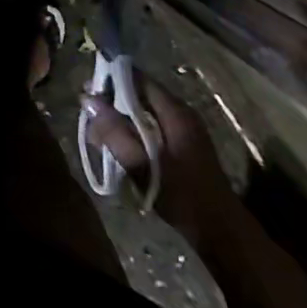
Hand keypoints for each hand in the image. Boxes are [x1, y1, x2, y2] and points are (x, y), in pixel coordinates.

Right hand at [85, 75, 245, 250]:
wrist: (219, 228)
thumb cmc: (181, 196)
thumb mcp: (142, 166)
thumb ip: (114, 133)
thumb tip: (88, 101)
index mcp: (174, 111)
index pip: (139, 79)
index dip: (111, 80)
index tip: (87, 91)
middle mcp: (180, 112)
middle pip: (140, 94)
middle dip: (112, 102)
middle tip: (88, 118)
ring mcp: (183, 127)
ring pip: (144, 111)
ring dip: (121, 119)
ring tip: (98, 136)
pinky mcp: (182, 142)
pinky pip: (152, 125)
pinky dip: (133, 130)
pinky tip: (118, 147)